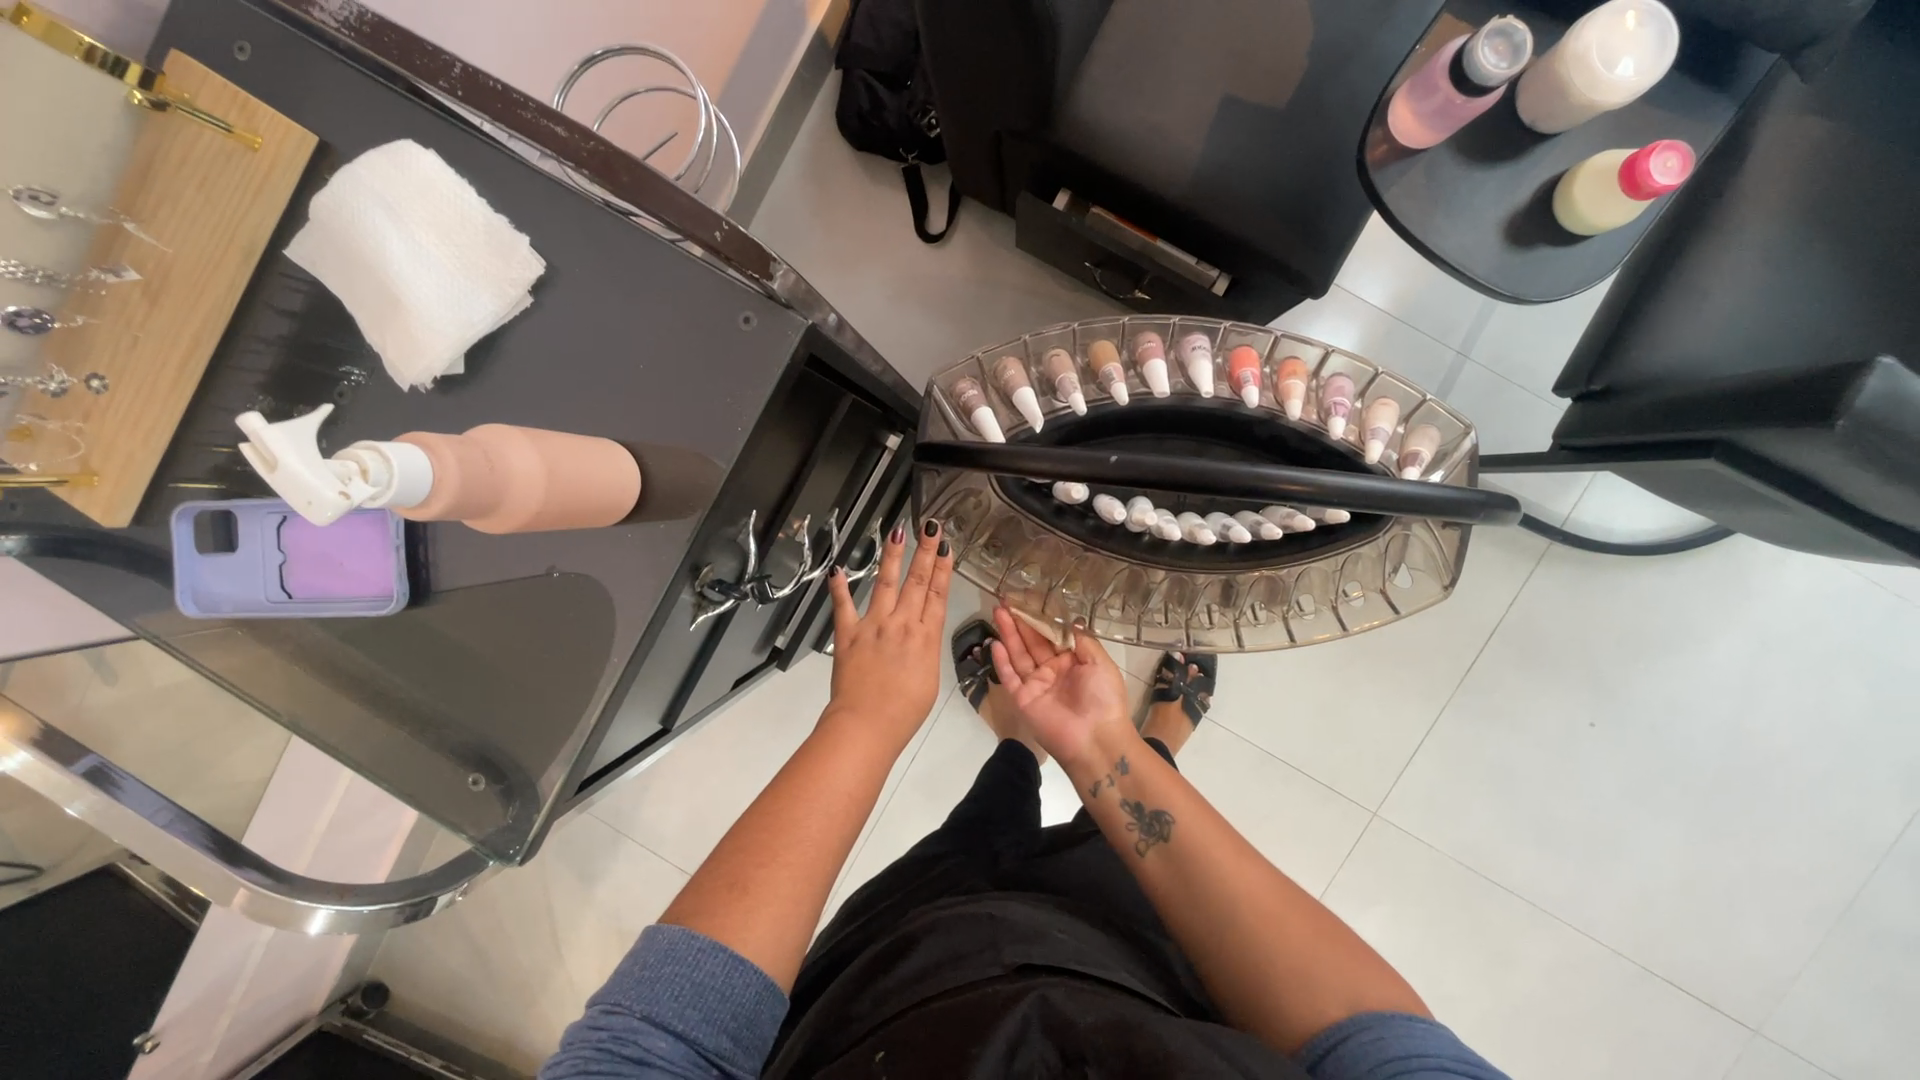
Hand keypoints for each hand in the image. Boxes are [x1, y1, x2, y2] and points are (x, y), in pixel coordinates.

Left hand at [822, 519, 952, 747]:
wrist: (868, 723)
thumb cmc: (905, 711)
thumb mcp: (929, 679)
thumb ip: (924, 652)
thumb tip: (920, 638)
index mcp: (926, 637)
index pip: (938, 595)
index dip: (943, 569)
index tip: (946, 546)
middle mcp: (902, 623)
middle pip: (917, 581)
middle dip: (926, 552)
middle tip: (931, 527)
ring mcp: (873, 625)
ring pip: (884, 583)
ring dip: (891, 557)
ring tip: (896, 533)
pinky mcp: (848, 634)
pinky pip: (843, 606)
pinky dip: (839, 588)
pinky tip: (837, 569)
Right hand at [988, 606, 1133, 769]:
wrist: (1096, 740)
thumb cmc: (1103, 698)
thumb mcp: (1101, 663)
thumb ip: (1083, 640)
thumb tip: (1071, 620)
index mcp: (1073, 662)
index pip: (1053, 635)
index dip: (1041, 618)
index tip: (1029, 599)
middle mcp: (1053, 671)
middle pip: (1033, 642)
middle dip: (1020, 621)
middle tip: (1006, 600)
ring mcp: (1036, 685)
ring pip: (1019, 654)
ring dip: (1008, 634)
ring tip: (998, 612)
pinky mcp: (1023, 699)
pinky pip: (1010, 677)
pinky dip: (1001, 661)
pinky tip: (995, 643)